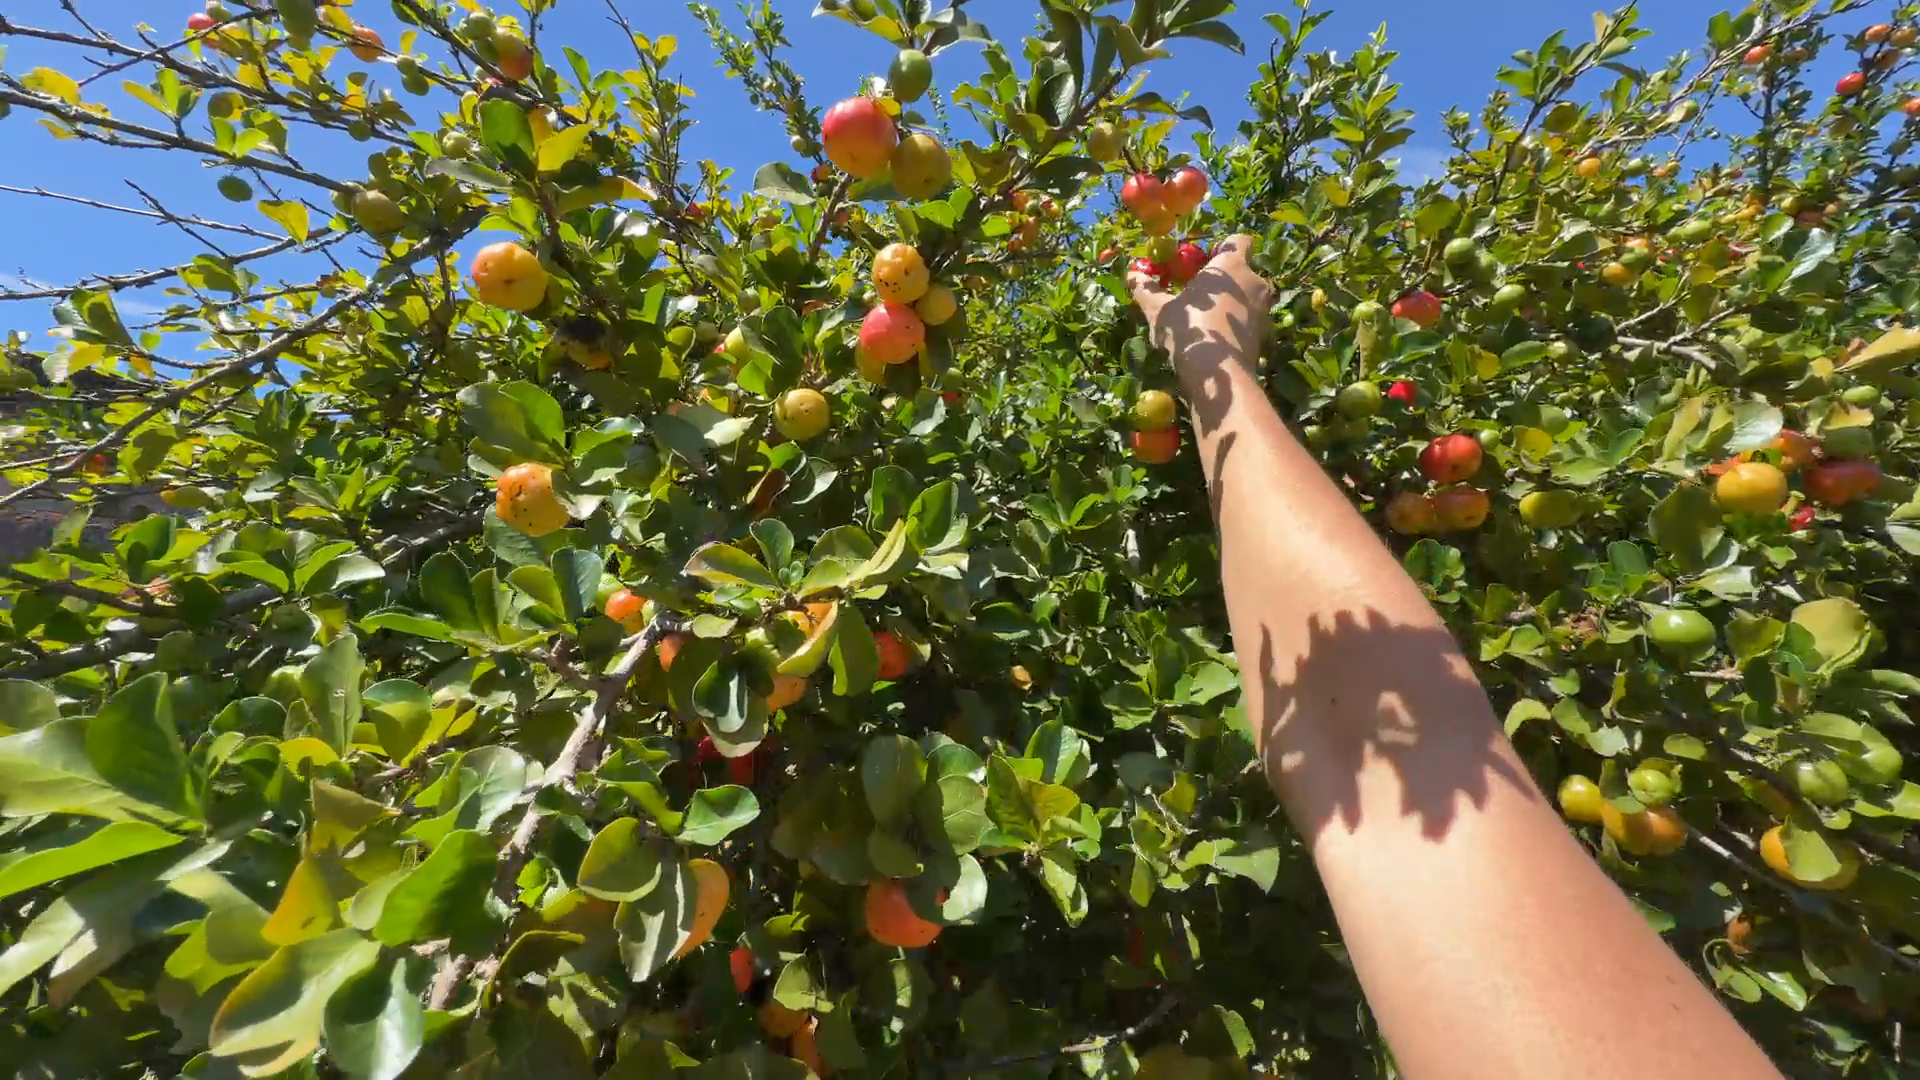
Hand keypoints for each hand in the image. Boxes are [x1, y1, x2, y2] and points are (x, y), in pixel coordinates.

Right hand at [1127, 234, 1272, 369]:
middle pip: (1243, 272)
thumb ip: (1147, 290)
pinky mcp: (1264, 335)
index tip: (1205, 263)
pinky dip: (1236, 329)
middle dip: (1225, 282)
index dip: (1222, 249)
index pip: (1238, 241)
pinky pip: (1249, 324)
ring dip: (1231, 306)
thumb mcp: (1160, 310)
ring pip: (1248, 299)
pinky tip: (1216, 343)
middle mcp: (1254, 282)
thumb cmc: (1188, 329)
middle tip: (1200, 297)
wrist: (1216, 373)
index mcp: (1231, 266)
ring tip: (1206, 324)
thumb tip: (1131, 275)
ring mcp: (1263, 310)